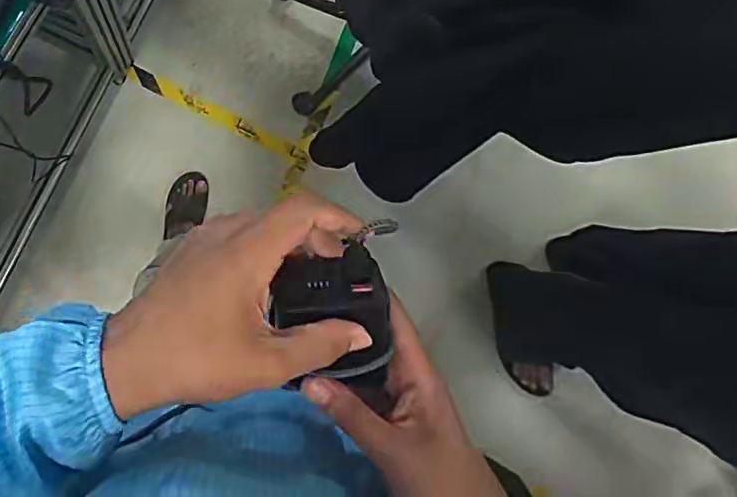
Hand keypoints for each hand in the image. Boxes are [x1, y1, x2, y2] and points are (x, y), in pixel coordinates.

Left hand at [100, 193, 373, 419]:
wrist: (133, 355)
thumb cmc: (200, 357)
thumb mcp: (268, 362)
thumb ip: (319, 343)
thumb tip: (358, 330)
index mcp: (244, 249)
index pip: (298, 210)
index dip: (335, 215)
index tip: (362, 237)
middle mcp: (223, 231)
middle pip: (279, 214)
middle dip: (316, 234)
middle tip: (339, 272)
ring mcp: (202, 236)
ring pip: (256, 222)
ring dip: (287, 239)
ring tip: (309, 277)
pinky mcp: (190, 247)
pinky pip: (234, 232)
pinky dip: (261, 244)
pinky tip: (268, 280)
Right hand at [302, 301, 502, 496]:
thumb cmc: (443, 483)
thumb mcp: (395, 451)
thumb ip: (351, 415)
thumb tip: (303, 377)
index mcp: (417, 371)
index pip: (392, 314)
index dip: (365, 286)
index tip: (328, 263)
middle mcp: (404, 373)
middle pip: (370, 330)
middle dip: (339, 309)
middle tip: (296, 287)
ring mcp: (393, 392)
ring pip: (360, 356)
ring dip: (334, 340)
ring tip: (293, 314)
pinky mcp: (384, 411)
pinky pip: (356, 380)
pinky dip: (334, 369)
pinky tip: (306, 358)